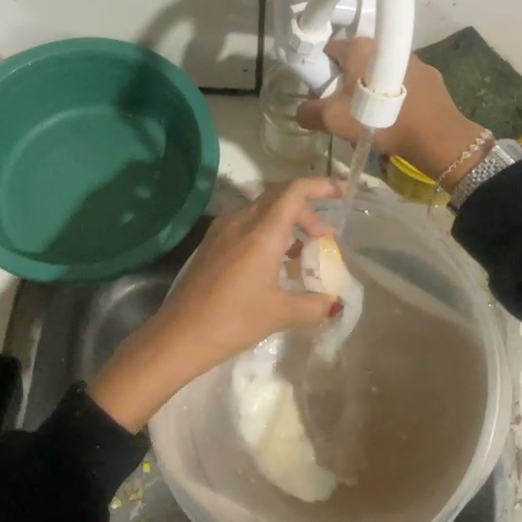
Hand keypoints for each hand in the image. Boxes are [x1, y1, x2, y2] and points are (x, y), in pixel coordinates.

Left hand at [88, 179, 344, 430]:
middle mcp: (240, 221)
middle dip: (307, 212)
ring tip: (303, 255)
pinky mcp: (210, 245)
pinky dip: (267, 234)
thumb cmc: (233, 320)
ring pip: (261, 212)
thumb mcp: (281, 313)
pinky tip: (274, 265)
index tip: (342, 193)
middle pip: (279, 198)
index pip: (294, 191)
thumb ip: (314, 304)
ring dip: (286, 225)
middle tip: (325, 238)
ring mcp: (221, 231)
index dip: (321, 186)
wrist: (179, 335)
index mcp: (261, 231)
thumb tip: (333, 303)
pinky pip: (246, 226)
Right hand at [298, 38, 490, 189]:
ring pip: (379, 73)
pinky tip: (395, 118)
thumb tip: (303, 111)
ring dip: (371, 90)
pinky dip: (394, 96)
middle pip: (355, 63)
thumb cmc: (378, 119)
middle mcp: (385, 45)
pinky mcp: (429, 76)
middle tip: (345, 111)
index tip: (323, 96)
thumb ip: (308, 113)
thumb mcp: (332, 119)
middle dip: (346, 84)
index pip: (329, 51)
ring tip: (372, 118)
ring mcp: (412, 59)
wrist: (434, 136)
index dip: (321, 74)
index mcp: (360, 48)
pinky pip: (401, 83)